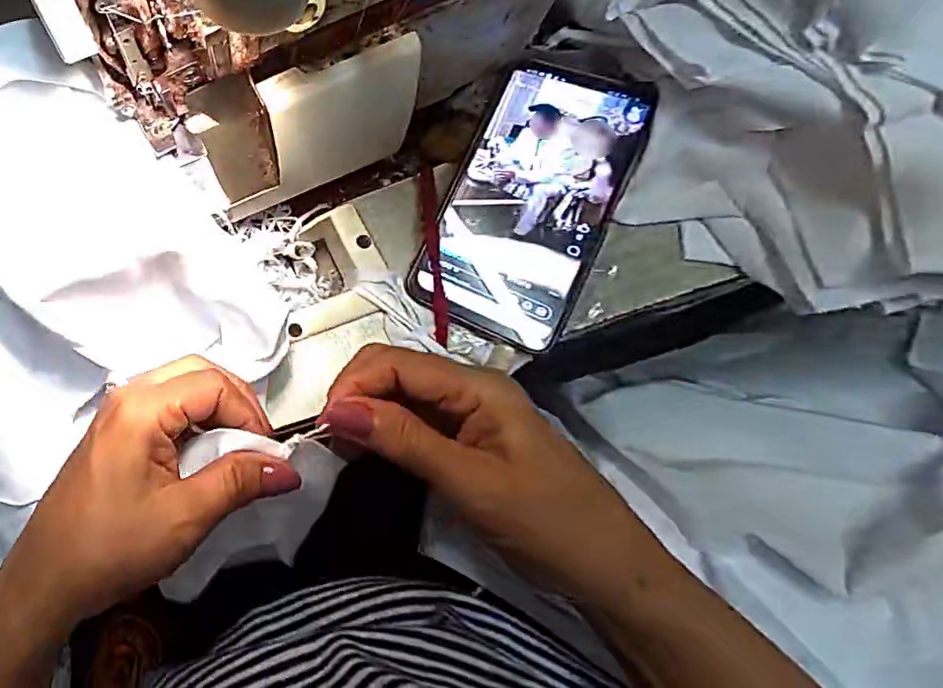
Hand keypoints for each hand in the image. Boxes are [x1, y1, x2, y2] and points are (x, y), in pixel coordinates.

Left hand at [0, 357, 299, 685]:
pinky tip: (205, 453)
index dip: (248, 411)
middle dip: (235, 401)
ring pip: (181, 384)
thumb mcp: (184, 517)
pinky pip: (165, 403)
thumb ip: (237, 482)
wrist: (48, 575)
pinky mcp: (116, 426)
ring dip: (216, 408)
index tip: (268, 454)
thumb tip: (286, 467)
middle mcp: (128, 394)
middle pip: (196, 371)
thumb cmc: (113, 546)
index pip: (211, 383)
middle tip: (258, 444)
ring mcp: (118, 408)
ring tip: (238, 450)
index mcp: (141, 407)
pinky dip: (194, 419)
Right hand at [320, 345, 676, 608]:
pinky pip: (411, 420)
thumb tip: (337, 410)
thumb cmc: (553, 526)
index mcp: (476, 385)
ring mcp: (467, 412)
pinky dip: (384, 431)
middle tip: (329, 435)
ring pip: (399, 395)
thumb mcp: (472, 484)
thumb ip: (403, 440)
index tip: (325, 422)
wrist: (617, 579)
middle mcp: (468, 388)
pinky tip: (368, 450)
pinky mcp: (464, 437)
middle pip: (394, 371)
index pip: (396, 363)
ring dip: (366, 413)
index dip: (354, 384)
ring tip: (341, 445)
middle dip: (355, 394)